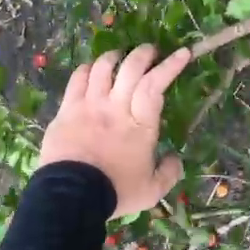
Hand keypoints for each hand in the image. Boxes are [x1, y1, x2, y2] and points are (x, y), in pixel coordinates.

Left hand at [39, 46, 191, 216]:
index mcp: (141, 124)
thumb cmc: (114, 192)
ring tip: (120, 56)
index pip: (156, 84)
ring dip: (114, 57)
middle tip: (150, 51)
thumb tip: (176, 158)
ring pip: (102, 67)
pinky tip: (91, 70)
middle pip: (131, 68)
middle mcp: (116, 107)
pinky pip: (77, 79)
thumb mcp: (151, 191)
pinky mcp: (67, 110)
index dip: (171, 65)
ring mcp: (89, 106)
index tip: (183, 52)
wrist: (69, 198)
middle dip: (143, 54)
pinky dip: (87, 69)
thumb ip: (168, 173)